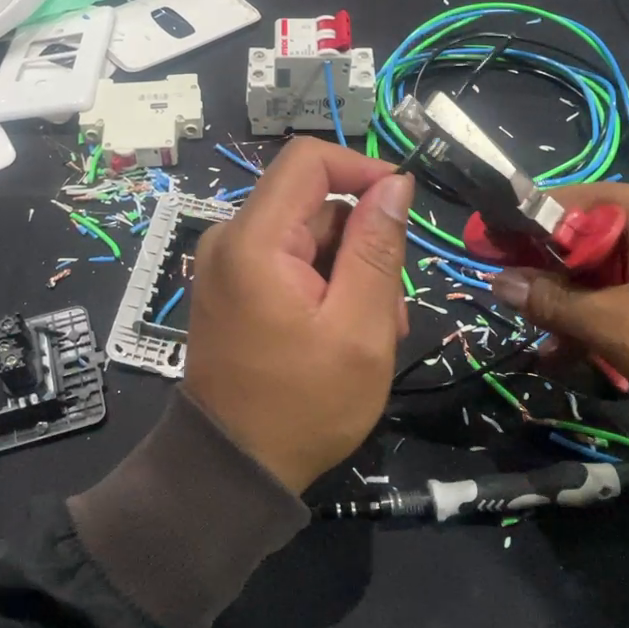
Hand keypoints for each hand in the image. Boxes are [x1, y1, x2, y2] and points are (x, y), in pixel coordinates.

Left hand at [184, 139, 413, 491]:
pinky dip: (322, 285)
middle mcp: (231, 239)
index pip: (308, 159)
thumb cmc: (303, 405)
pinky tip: (342, 332)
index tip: (402, 208)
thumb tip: (394, 183)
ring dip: (348, 271)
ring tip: (370, 332)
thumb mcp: (360, 328)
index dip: (362, 169)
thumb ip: (376, 247)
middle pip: (312, 202)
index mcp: (255, 240)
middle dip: (361, 241)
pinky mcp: (231, 287)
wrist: (233, 467)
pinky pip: (287, 261)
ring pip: (307, 235)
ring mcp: (227, 264)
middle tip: (389, 308)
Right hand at [492, 183, 628, 456]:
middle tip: (529, 327)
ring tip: (569, 356)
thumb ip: (552, 301)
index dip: (515, 231)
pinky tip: (620, 357)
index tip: (480, 260)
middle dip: (554, 281)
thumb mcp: (622, 332)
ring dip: (590, 307)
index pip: (563, 201)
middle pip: (594, 236)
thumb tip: (498, 279)